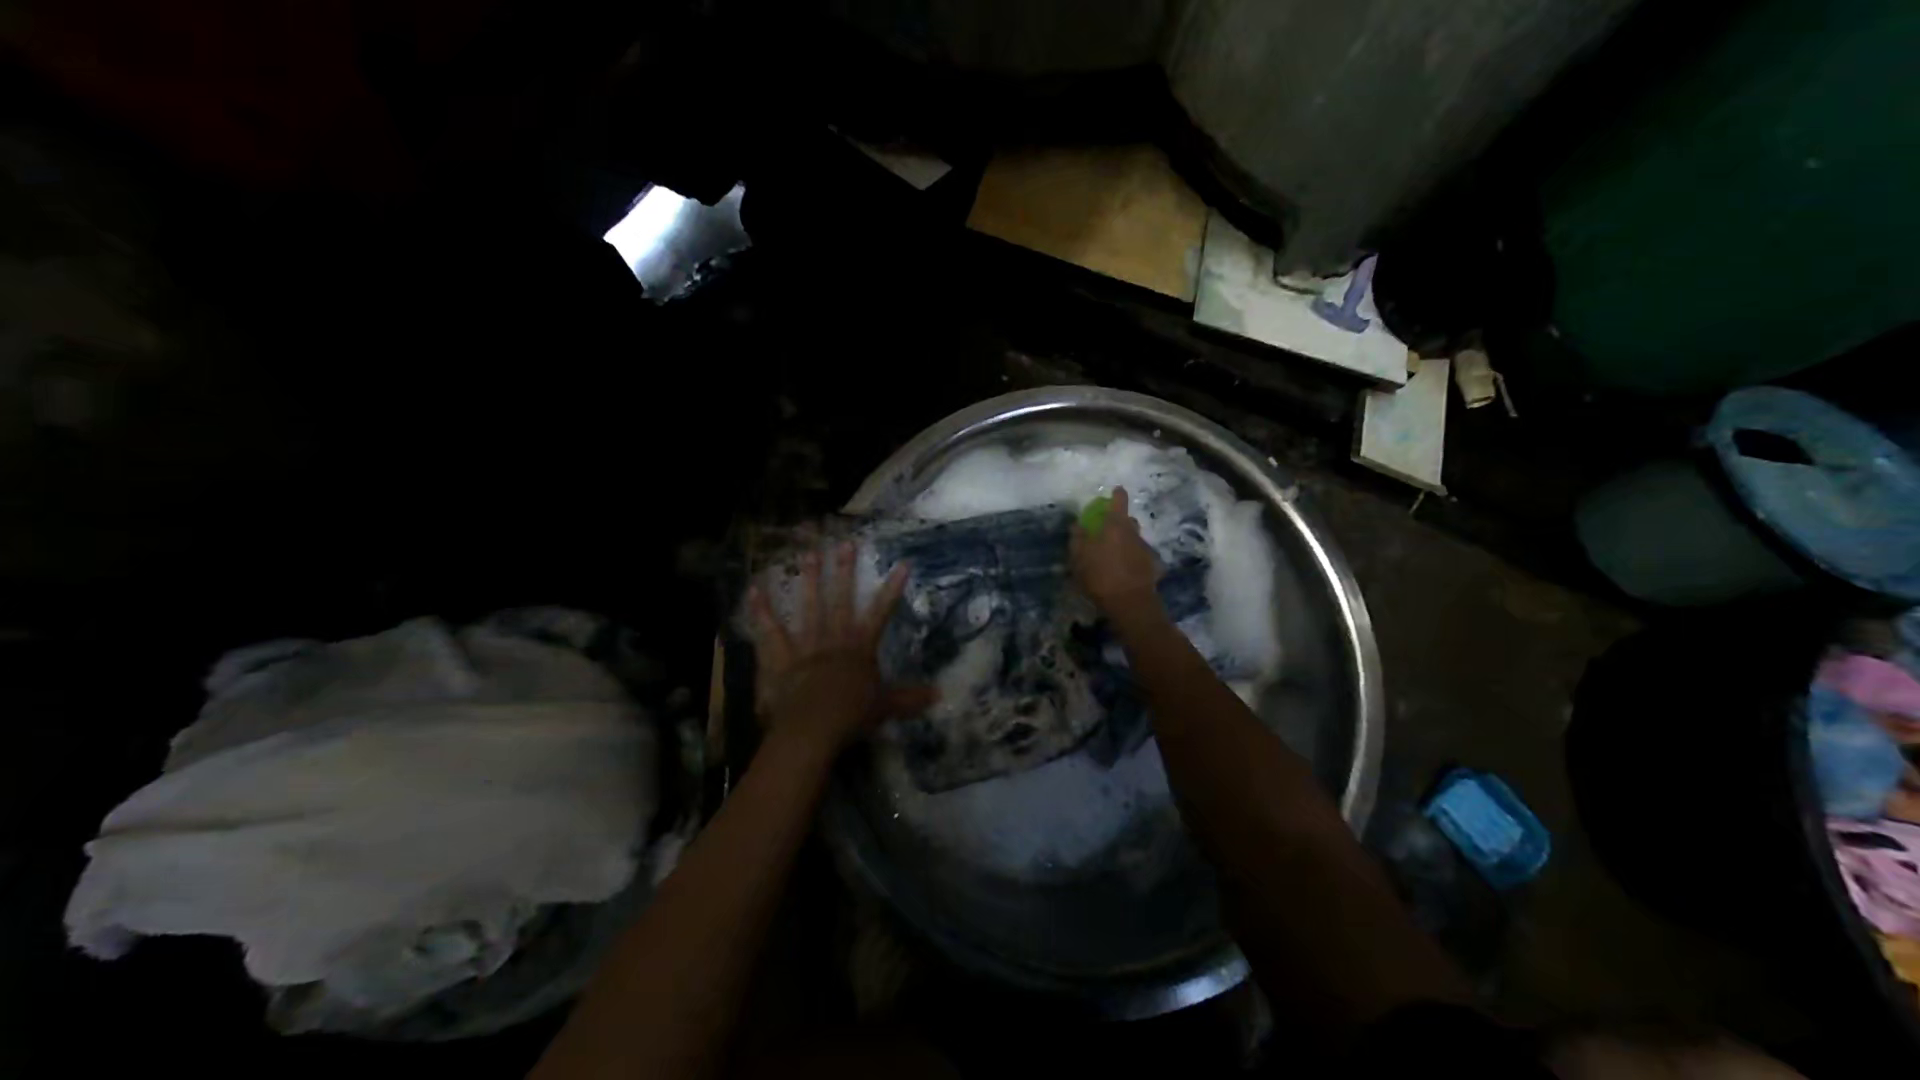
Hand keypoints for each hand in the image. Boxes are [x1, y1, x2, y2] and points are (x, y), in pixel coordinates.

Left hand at [747, 541, 933, 756]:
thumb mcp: (886, 707)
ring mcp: (805, 645)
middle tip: (844, 543)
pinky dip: (761, 611)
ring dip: (808, 580)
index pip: (880, 613)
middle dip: (844, 571)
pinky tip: (754, 589)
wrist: (812, 726)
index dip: (891, 589)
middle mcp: (833, 639)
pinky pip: (770, 631)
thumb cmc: (851, 715)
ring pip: (807, 607)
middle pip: (840, 600)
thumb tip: (940, 694)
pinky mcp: (780, 657)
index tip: (901, 564)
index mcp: (860, 648)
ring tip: (808, 553)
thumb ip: (910, 698)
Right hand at [1070, 486, 1163, 618]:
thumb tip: (1077, 525)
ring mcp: (1145, 549)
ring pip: (1134, 538)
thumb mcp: (1079, 558)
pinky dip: (1131, 558)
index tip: (1115, 491)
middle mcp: (1133, 533)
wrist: (1130, 603)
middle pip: (1128, 520)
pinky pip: (1139, 556)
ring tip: (1114, 553)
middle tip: (1107, 530)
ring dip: (1125, 541)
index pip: (1119, 501)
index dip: (1117, 495)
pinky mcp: (1151, 566)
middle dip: (1119, 521)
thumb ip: (1077, 538)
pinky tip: (1123, 569)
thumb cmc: (1100, 576)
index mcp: (1115, 526)